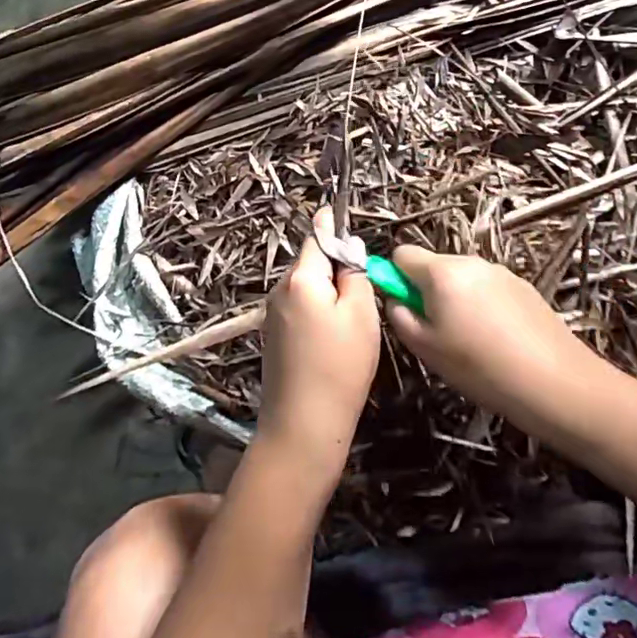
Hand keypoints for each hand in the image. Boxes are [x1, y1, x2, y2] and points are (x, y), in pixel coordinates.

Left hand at [258, 208, 380, 461]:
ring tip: (353, 318)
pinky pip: (299, 307)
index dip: (332, 226)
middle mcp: (279, 289)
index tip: (339, 212)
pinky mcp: (274, 336)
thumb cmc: (340, 366)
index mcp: (300, 278)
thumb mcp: (361, 315)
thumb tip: (349, 250)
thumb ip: (355, 274)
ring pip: (306, 287)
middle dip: (334, 265)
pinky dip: (318, 310)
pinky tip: (334, 337)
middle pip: (310, 262)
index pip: (316, 237)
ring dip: (327, 289)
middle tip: (363, 286)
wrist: (303, 425)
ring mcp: (272, 314)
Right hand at [386, 246, 609, 421]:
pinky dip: (484, 307)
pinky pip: (488, 289)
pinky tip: (499, 341)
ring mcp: (501, 272)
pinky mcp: (524, 287)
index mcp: (441, 272)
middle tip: (439, 332)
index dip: (397, 278)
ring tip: (472, 342)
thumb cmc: (481, 367)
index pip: (402, 253)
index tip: (408, 309)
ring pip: (462, 279)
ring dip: (457, 300)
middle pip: (434, 266)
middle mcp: (470, 262)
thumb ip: (399, 315)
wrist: (557, 384)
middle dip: (429, 291)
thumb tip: (397, 299)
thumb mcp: (425, 348)